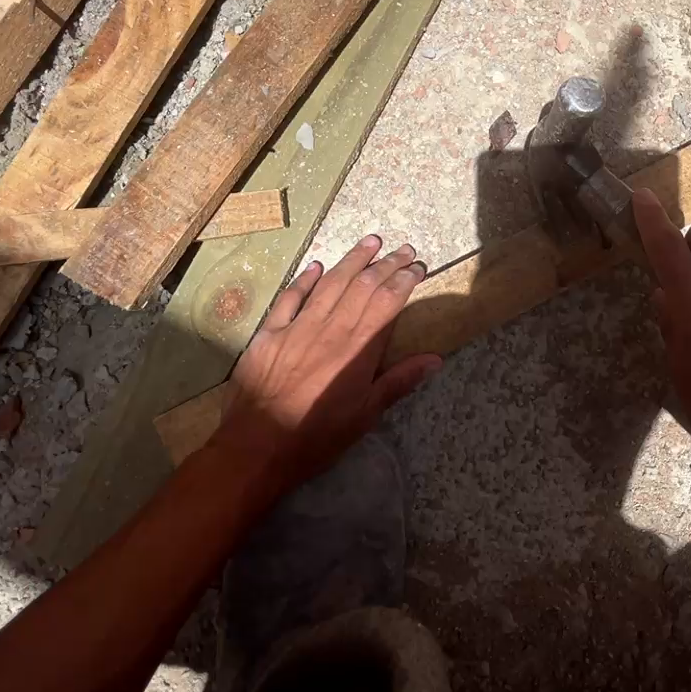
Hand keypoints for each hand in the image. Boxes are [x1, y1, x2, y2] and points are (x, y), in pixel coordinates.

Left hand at [212, 235, 440, 500]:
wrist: (255, 449)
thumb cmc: (316, 437)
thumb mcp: (364, 416)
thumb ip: (398, 382)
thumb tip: (435, 358)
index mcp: (357, 349)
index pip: (387, 302)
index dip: (404, 280)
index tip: (418, 267)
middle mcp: (329, 329)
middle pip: (362, 286)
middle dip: (386, 264)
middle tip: (403, 249)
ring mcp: (296, 328)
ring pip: (330, 284)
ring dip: (352, 260)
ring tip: (370, 242)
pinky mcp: (268, 334)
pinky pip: (290, 298)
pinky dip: (305, 279)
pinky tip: (317, 266)